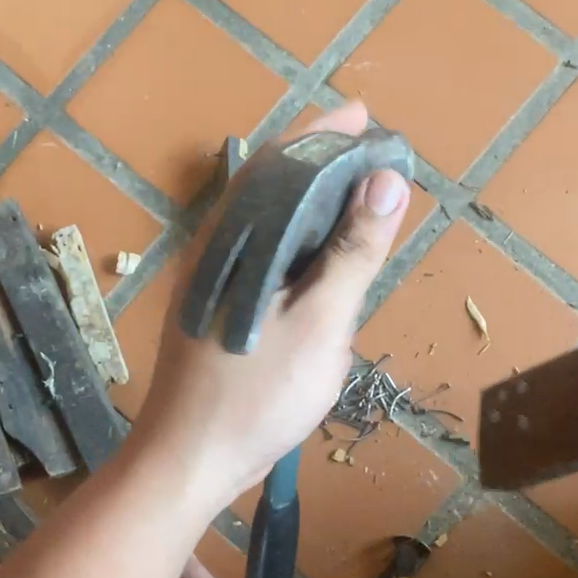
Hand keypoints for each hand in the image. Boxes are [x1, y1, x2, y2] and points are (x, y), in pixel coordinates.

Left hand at [129, 101, 411, 505]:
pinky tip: (321, 263)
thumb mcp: (320, 323)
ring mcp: (215, 282)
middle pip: (273, 188)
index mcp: (240, 237)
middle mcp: (221, 248)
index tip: (367, 119)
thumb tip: (387, 180)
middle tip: (373, 161)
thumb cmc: (258, 393)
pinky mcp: (219, 311)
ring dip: (311, 207)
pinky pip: (264, 260)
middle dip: (323, 166)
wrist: (190, 458)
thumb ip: (353, 252)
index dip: (328, 136)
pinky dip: (298, 247)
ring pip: (268, 226)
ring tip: (356, 202)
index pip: (284, 162)